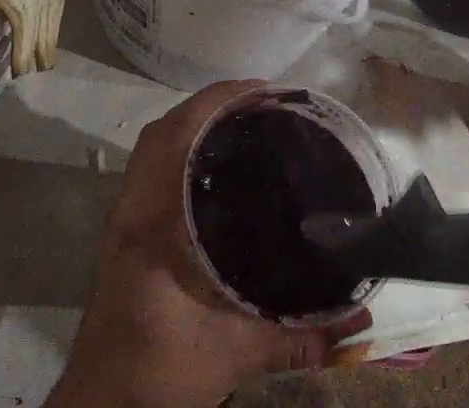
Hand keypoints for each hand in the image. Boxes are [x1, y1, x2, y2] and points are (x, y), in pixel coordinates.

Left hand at [44, 81, 370, 407]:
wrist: (105, 401)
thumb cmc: (159, 369)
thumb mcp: (234, 354)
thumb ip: (298, 337)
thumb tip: (363, 320)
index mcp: (151, 222)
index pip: (174, 137)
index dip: (215, 101)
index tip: (263, 90)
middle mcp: (131, 209)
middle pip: (163, 132)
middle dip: (210, 106)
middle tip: (263, 104)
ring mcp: (123, 218)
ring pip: (153, 149)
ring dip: (193, 125)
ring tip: (245, 124)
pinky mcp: (124, 233)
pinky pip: (150, 170)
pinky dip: (180, 151)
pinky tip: (216, 168)